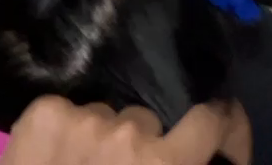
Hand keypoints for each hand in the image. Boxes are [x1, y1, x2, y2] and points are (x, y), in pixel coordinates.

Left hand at [0, 97, 229, 163]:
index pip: (213, 121)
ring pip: (106, 116)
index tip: (221, 135)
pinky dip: (64, 133)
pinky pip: (69, 110)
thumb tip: (188, 160)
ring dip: (100, 140)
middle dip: (140, 148)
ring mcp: (84, 117)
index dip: (226, 127)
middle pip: (147, 122)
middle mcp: (130, 133)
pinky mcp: (45, 111)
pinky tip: (51, 162)